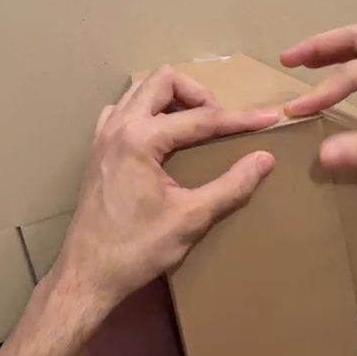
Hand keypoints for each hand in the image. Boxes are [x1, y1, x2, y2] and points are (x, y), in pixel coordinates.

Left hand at [54, 67, 278, 312]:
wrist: (87, 275)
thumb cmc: (137, 250)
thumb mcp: (190, 219)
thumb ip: (231, 186)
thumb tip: (264, 159)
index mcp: (141, 139)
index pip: (200, 118)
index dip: (239, 118)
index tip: (269, 118)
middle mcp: (119, 126)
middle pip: (164, 80)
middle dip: (199, 94)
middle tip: (220, 121)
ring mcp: (103, 135)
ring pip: (141, 90)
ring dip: (172, 98)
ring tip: (196, 125)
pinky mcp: (97, 148)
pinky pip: (124, 110)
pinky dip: (148, 112)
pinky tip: (162, 138)